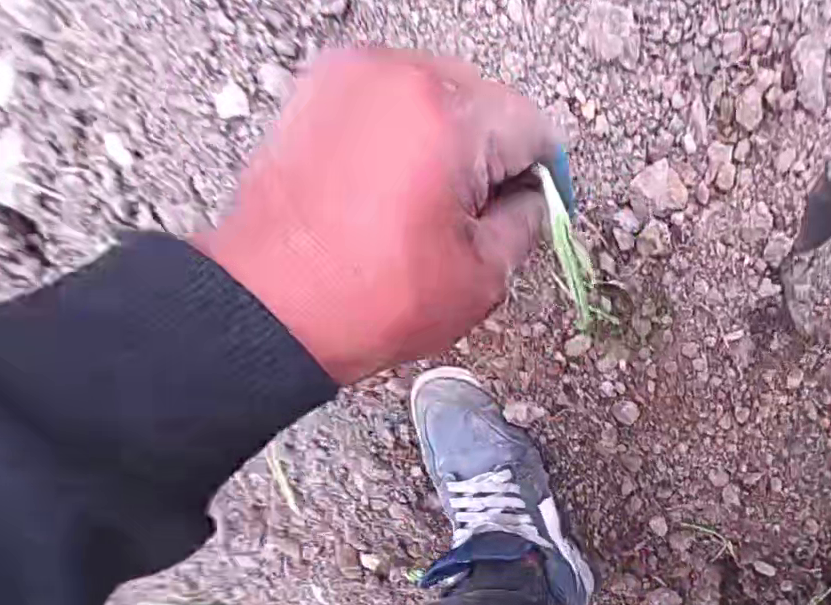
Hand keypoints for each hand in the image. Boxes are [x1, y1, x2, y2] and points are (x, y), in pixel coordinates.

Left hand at [194, 48, 555, 384]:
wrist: (280, 303)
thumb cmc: (381, 295)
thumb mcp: (486, 272)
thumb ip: (527, 222)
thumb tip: (535, 200)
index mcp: (447, 118)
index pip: (530, 125)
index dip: (549, 173)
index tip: (547, 207)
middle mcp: (397, 75)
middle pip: (486, 102)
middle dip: (504, 155)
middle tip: (499, 211)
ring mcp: (350, 75)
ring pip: (441, 95)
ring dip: (461, 144)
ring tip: (451, 203)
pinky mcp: (319, 90)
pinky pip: (395, 99)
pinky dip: (417, 134)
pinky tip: (412, 186)